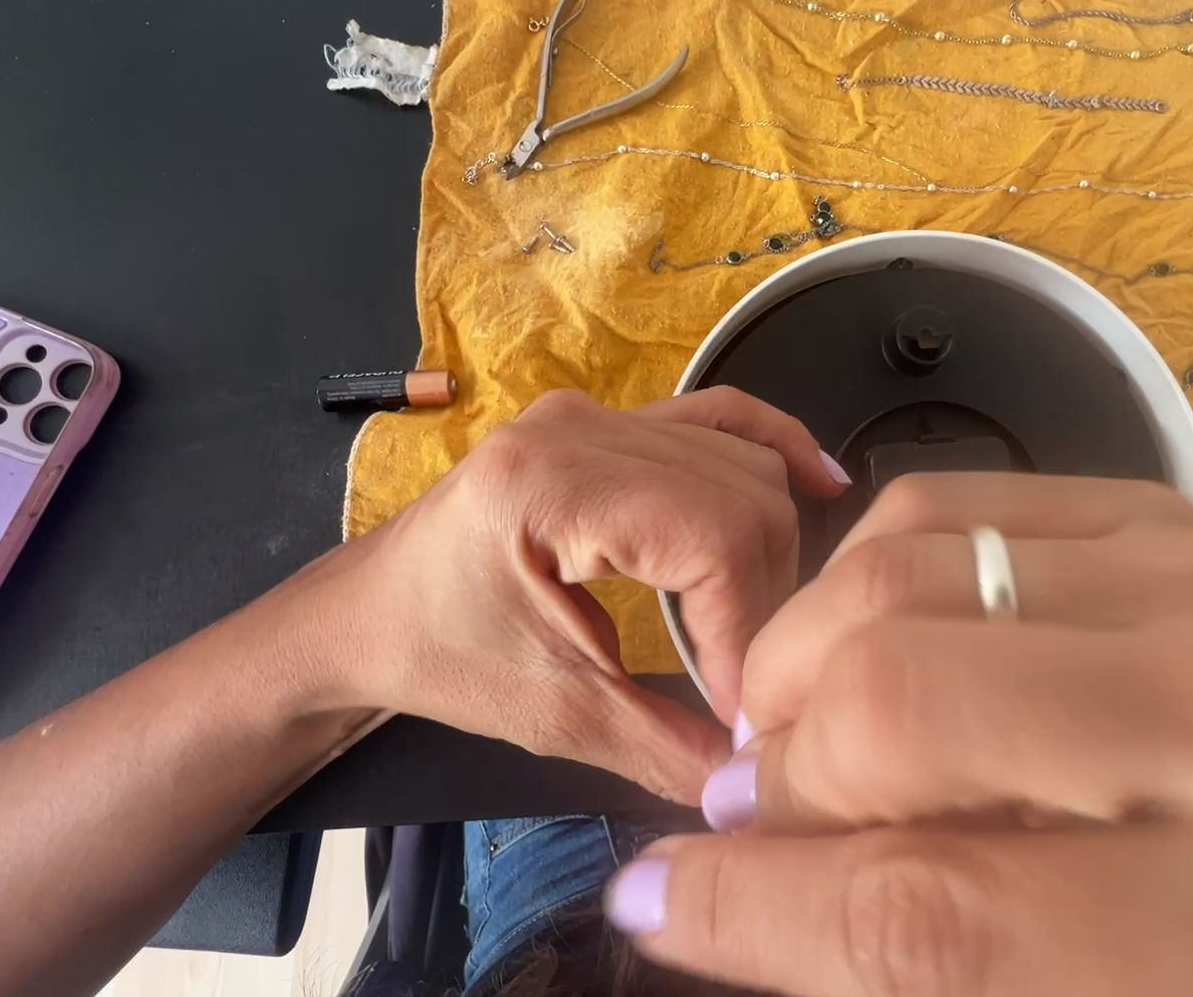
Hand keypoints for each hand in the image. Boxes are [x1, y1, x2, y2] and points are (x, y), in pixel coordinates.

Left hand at [277, 387, 846, 803]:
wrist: (373, 610)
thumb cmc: (441, 657)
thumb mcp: (552, 715)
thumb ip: (666, 748)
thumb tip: (760, 778)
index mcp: (549, 486)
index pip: (711, 538)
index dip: (748, 630)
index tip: (746, 712)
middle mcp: (581, 428)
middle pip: (743, 496)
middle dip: (766, 597)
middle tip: (750, 675)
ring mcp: (599, 415)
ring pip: (743, 462)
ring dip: (772, 548)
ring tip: (759, 621)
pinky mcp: (614, 422)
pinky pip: (717, 418)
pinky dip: (774, 447)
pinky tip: (819, 481)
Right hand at [604, 474, 1192, 993]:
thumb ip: (925, 944)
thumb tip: (719, 886)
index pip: (939, 911)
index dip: (758, 906)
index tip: (655, 896)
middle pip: (903, 699)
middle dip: (781, 761)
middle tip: (752, 799)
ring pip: (900, 576)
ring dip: (799, 658)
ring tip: (793, 721)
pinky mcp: (1164, 510)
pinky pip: (935, 506)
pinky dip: (854, 572)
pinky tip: (859, 636)